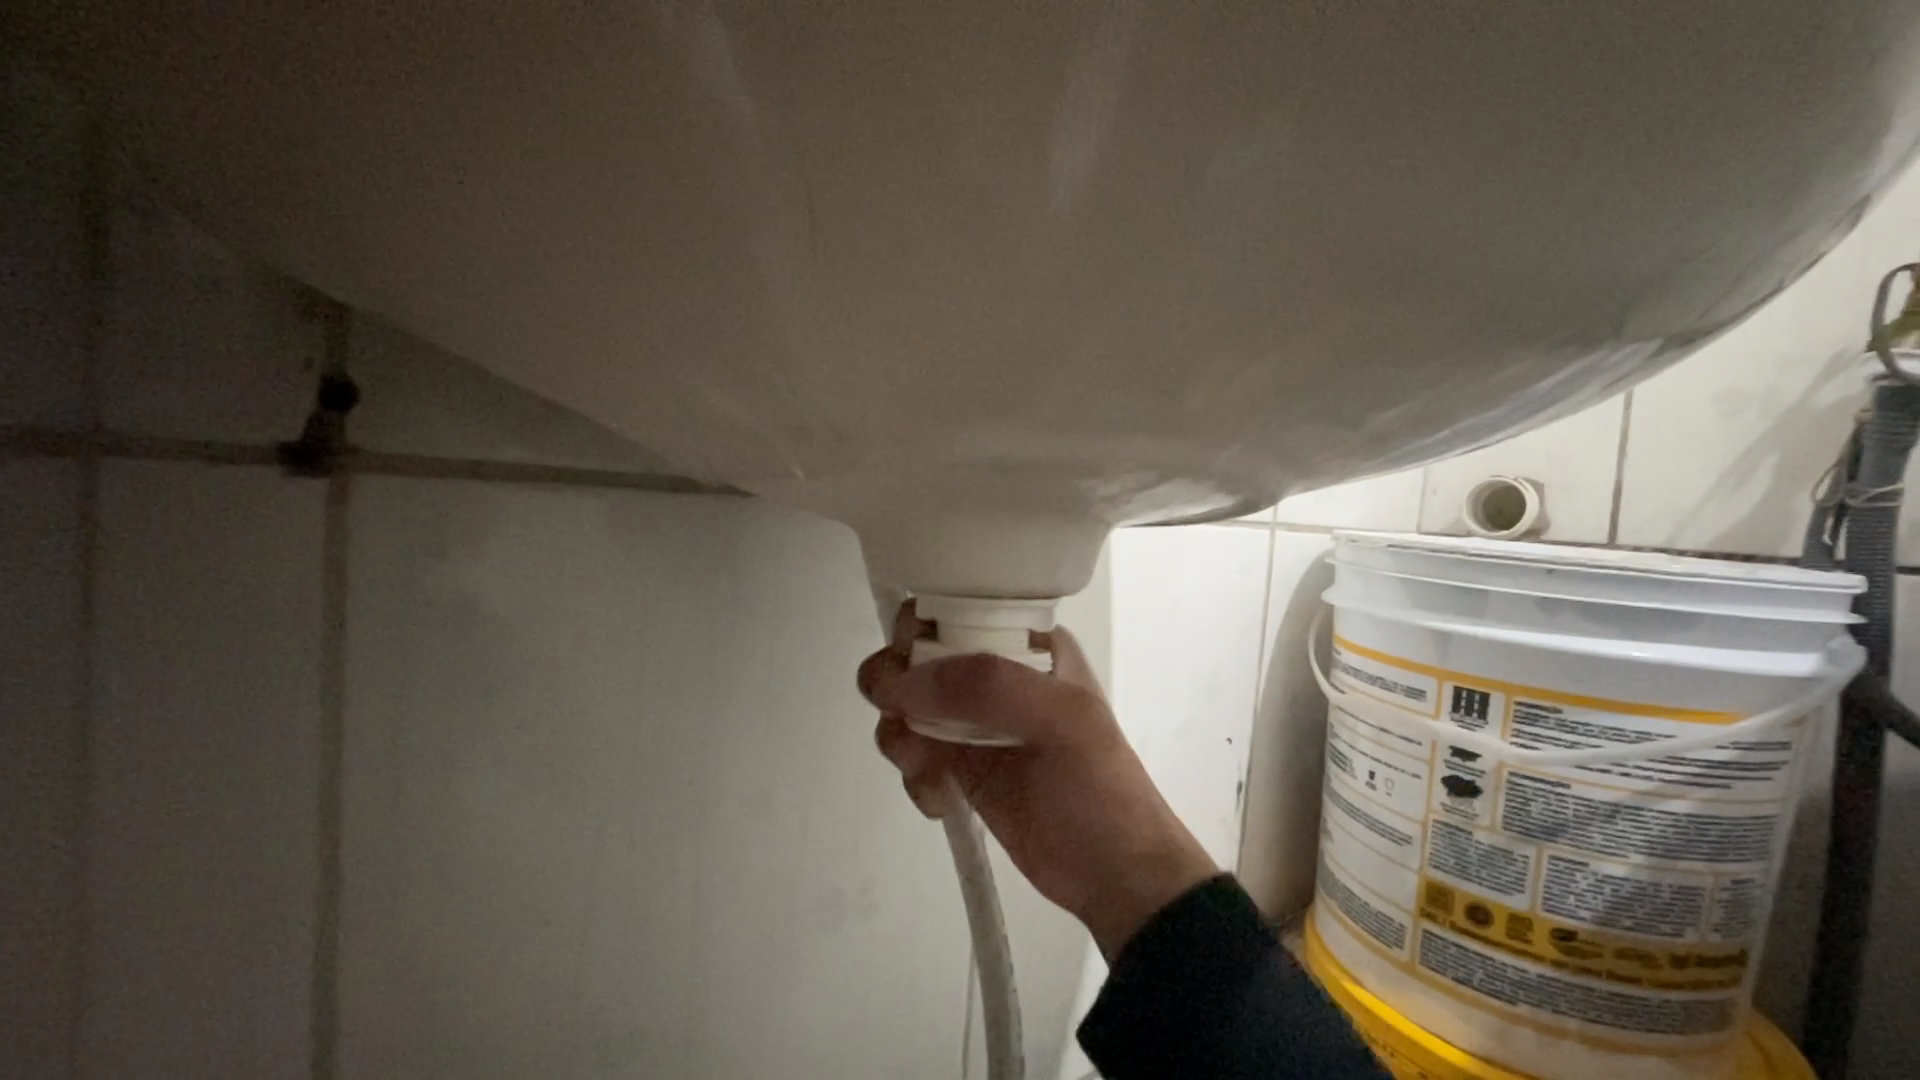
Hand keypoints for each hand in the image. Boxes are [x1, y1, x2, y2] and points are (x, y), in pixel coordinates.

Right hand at [857, 603, 1218, 958]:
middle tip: (904, 723)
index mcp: (1029, 646)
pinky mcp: (960, 768)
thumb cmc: (1100, 789)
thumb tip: (902, 682)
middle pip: (917, 657)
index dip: (919, 631)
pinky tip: (941, 802)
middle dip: (899, 689)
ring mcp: (975, 723)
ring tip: (929, 773)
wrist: (1113, 876)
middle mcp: (996, 676)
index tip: (906, 670)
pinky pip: (912, 754)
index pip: (957, 611)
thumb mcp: (1062, 722)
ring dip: (902, 737)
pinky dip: (913, 776)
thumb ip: (988, 687)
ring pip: (906, 707)